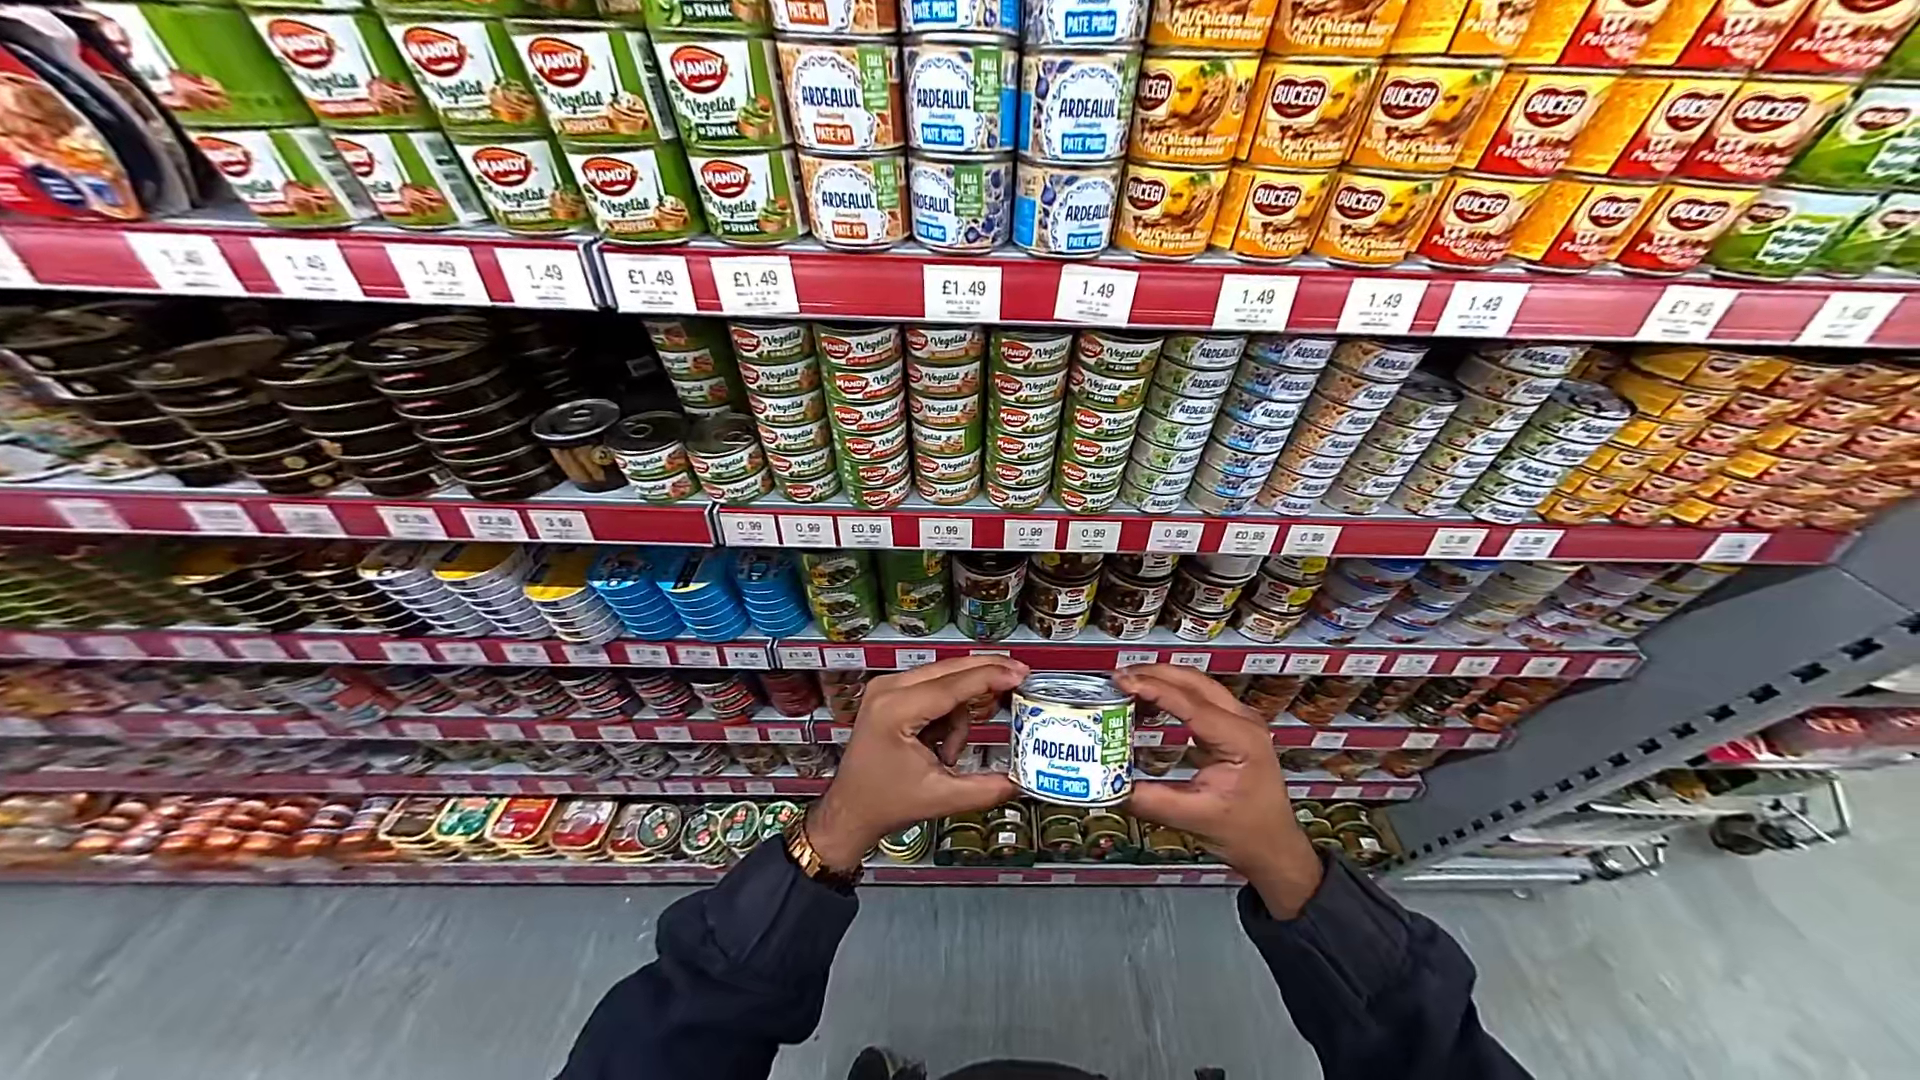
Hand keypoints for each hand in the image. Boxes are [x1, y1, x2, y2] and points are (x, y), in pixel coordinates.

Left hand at [805, 656, 1027, 870]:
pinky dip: (948, 713)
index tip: (1020, 673)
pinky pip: (934, 689)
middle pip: (950, 669)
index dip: (990, 676)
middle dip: (986, 674)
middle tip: (1019, 677)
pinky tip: (939, 744)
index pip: (953, 684)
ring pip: (945, 680)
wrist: (850, 808)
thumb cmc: (885, 802)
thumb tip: (1021, 780)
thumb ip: (985, 788)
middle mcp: (888, 688)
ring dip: (961, 712)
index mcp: (895, 710)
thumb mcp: (940, 798)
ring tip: (949, 753)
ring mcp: (886, 687)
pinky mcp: (890, 693)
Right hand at [1119, 665, 1323, 917]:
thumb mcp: (1193, 819)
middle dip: (1153, 674)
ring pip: (1196, 683)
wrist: (1276, 848)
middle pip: (1194, 681)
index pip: (1190, 703)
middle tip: (1117, 677)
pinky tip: (1147, 702)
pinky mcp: (1231, 724)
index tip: (1120, 682)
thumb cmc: (1244, 832)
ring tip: (1126, 685)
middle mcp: (1243, 720)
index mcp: (1240, 739)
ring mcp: (1240, 719)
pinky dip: (1170, 692)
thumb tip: (1109, 785)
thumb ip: (1150, 801)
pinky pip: (1198, 696)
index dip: (1153, 688)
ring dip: (1161, 679)